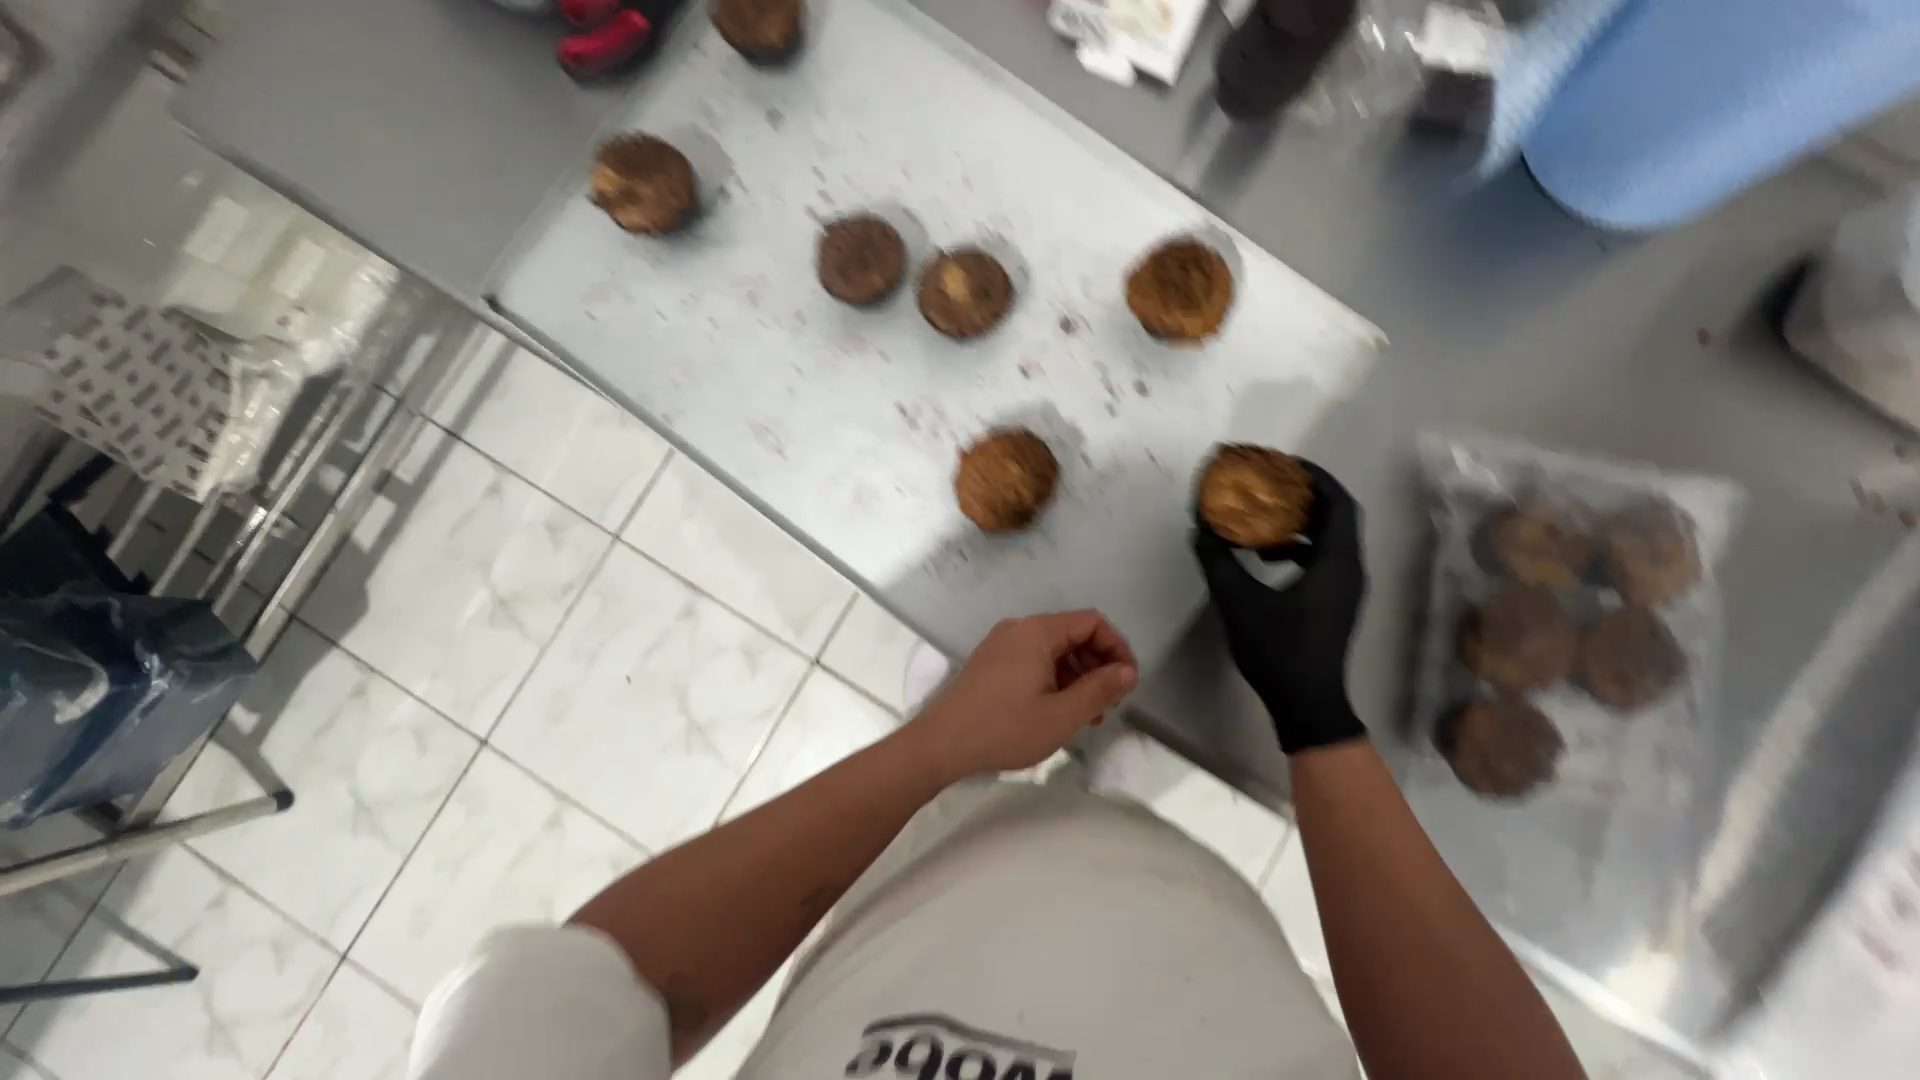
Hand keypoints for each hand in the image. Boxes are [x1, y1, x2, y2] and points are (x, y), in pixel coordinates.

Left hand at [908, 611, 1137, 779]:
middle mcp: (1018, 629)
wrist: (940, 744)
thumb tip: (1127, 671)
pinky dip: (1054, 680)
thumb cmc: (1004, 729)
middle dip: (1098, 665)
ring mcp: (1001, 645)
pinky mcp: (990, 663)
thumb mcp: (1062, 715)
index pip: (1091, 622)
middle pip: (1072, 634)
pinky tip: (1058, 713)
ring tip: (1087, 716)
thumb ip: (1100, 690)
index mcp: (1036, 632)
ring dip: (1077, 677)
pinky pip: (1033, 661)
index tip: (1127, 682)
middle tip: (1109, 704)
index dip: (1117, 648)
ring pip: (1053, 651)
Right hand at [1193, 457, 1367, 753]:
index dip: (1313, 476)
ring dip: (1299, 521)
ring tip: (1263, 517)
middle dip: (1303, 494)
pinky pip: (1323, 559)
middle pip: (1336, 514)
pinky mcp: (1335, 602)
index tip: (1281, 464)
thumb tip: (1201, 529)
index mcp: (1337, 562)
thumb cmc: (1278, 650)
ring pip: (1330, 538)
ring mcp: (1346, 588)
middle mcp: (1350, 569)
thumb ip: (1218, 561)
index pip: (1337, 501)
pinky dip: (1298, 547)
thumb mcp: (1239, 602)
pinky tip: (1266, 557)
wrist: (1306, 703)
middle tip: (1268, 484)